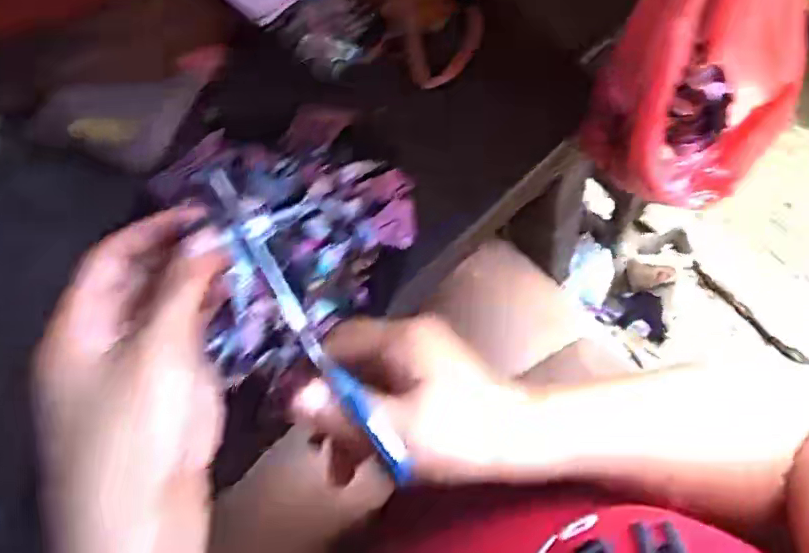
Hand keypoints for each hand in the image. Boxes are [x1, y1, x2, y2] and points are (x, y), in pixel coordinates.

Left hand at [34, 208, 228, 552]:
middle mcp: (101, 338)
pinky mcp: (165, 377)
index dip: (153, 228)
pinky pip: (186, 323)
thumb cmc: (136, 430)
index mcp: (77, 331)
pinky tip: (239, 287)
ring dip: (202, 272)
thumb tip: (210, 229)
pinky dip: (210, 300)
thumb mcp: (159, 348)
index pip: (109, 259)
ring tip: (244, 250)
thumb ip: (184, 283)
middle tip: (235, 227)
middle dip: (184, 247)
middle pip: (138, 276)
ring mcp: (135, 359)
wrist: (142, 518)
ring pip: (167, 298)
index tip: (205, 210)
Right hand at [290, 316, 539, 484]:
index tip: (290, 412)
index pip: (340, 337)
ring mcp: (426, 353)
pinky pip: (391, 391)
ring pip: (370, 382)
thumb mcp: (393, 427)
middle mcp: (413, 335)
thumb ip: (343, 411)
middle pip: (353, 362)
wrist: (518, 436)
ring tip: (345, 473)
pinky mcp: (435, 375)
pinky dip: (377, 421)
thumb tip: (293, 395)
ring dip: (353, 423)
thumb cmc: (457, 430)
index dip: (310, 371)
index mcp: (403, 337)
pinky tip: (375, 459)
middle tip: (321, 454)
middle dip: (332, 408)